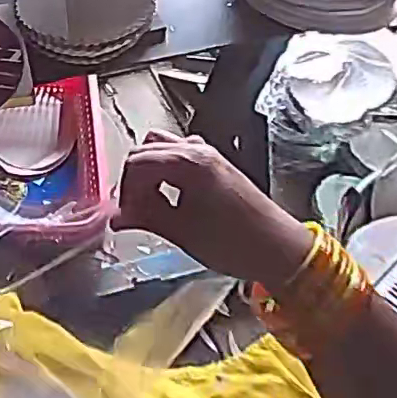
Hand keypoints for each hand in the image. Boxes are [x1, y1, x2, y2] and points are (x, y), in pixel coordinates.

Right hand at [114, 130, 314, 286]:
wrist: (280, 250)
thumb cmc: (235, 242)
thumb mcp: (181, 232)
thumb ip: (144, 218)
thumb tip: (116, 218)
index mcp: (187, 162)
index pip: (136, 163)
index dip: (125, 190)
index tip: (125, 214)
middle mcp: (197, 150)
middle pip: (144, 151)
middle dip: (133, 180)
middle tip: (133, 211)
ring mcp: (208, 154)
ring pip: (161, 147)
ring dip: (149, 171)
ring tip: (150, 202)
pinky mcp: (217, 164)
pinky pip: (180, 154)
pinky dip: (167, 169)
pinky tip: (170, 195)